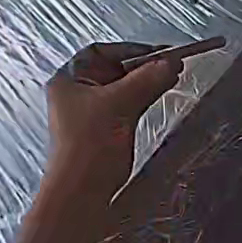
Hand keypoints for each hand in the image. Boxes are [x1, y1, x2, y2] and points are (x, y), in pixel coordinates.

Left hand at [45, 42, 182, 196]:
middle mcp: (77, 92)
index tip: (159, 53)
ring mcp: (90, 112)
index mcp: (68, 80)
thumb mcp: (119, 105)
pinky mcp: (104, 129)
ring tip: (172, 77)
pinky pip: (127, 104)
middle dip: (143, 66)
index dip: (130, 49)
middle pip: (114, 69)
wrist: (81, 193)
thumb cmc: (89, 145)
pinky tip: (161, 94)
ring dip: (146, 81)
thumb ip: (146, 80)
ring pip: (123, 87)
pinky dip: (143, 97)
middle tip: (172, 64)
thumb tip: (172, 61)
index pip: (101, 52)